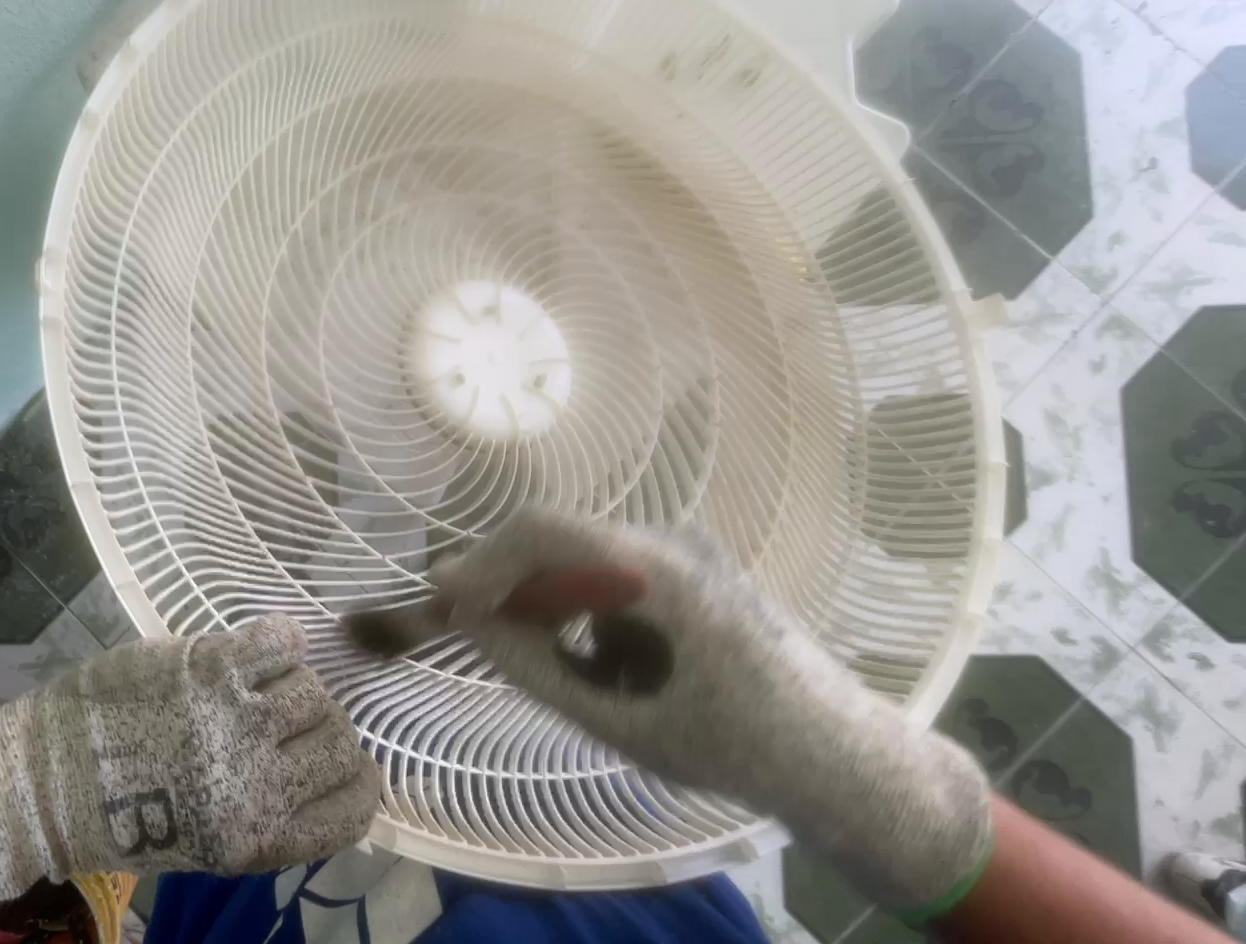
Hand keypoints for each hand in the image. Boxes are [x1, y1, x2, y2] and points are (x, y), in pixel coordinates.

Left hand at [0, 614, 377, 939]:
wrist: (44, 782)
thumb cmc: (122, 819)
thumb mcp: (208, 845)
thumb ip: (271, 818)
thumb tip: (322, 780)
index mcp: (258, 840)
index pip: (354, 807)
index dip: (357, 779)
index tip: (340, 764)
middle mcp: (257, 784)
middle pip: (341, 741)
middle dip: (326, 729)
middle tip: (294, 720)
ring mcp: (234, 720)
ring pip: (312, 691)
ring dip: (294, 687)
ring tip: (262, 687)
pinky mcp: (208, 668)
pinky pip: (280, 641)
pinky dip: (279, 641)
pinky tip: (259, 651)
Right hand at [350, 510, 991, 923]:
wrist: (843, 757)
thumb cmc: (731, 748)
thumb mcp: (618, 720)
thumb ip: (533, 666)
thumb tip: (465, 619)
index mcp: (658, 573)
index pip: (543, 531)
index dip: (483, 560)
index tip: (445, 597)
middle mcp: (668, 540)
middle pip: (556, 540)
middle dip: (512, 586)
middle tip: (485, 636)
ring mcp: (684, 546)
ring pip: (579, 560)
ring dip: (555, 607)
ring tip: (582, 677)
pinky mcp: (689, 562)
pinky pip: (610, 574)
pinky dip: (590, 612)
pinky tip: (620, 668)